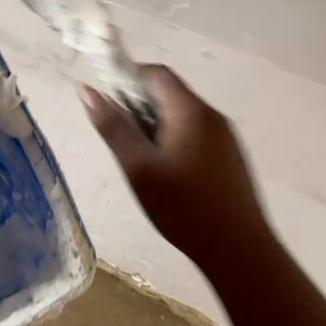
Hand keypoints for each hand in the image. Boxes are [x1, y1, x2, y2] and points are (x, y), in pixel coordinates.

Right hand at [79, 65, 270, 264]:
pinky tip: (165, 176)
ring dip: (155, 127)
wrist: (239, 251)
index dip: (126, 79)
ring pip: (182, 117)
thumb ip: (113, 127)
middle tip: (120, 141)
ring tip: (139, 162)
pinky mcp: (230, 159)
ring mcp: (225, 138)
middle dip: (138, 108)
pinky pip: (196, 136)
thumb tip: (86, 91)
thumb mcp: (139, 167)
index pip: (156, 74)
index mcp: (191, 110)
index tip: (107, 104)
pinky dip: (173, 142)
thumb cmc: (183, 207)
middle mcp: (212, 116)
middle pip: (169, 94)